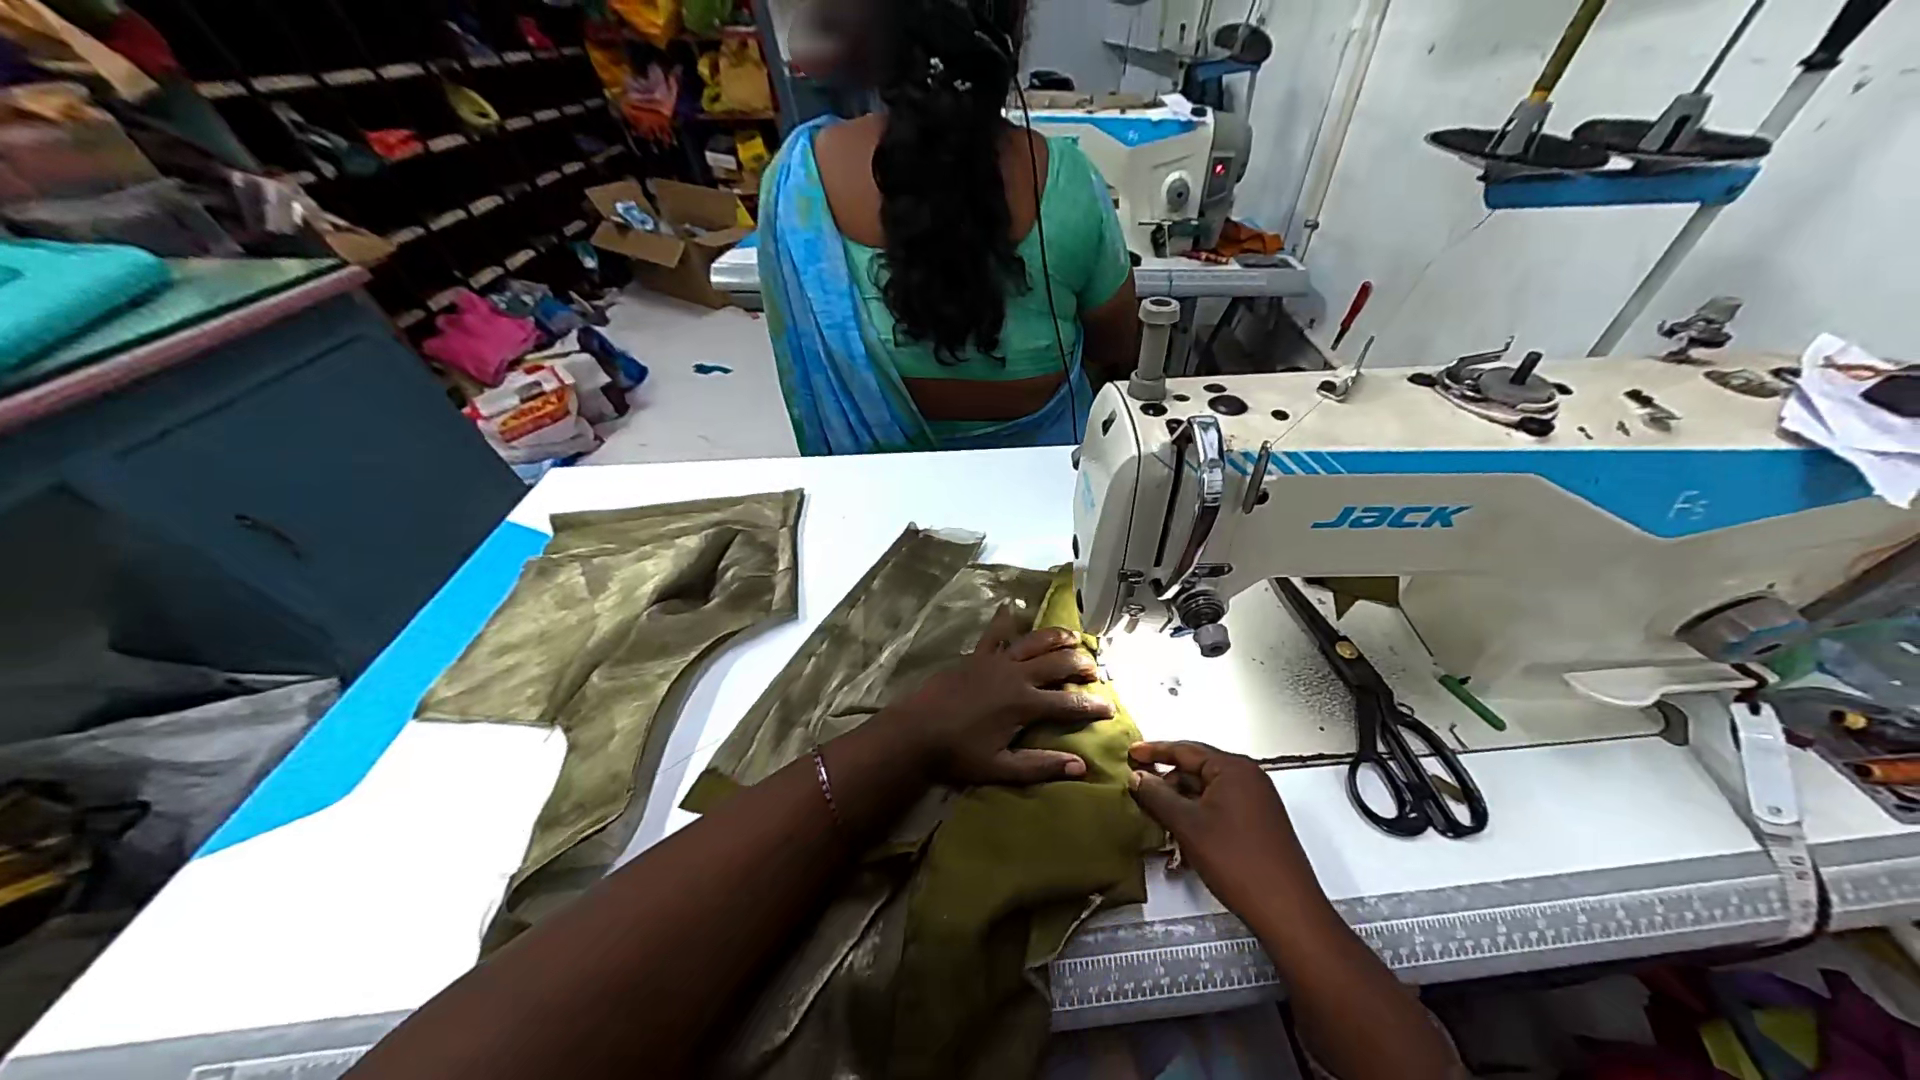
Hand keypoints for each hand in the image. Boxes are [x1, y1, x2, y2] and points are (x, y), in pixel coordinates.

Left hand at [883, 606, 1112, 785]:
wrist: (915, 731)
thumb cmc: (957, 754)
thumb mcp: (1000, 768)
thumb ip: (1041, 766)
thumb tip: (1081, 766)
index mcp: (1024, 704)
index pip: (1069, 703)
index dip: (1094, 705)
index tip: (1111, 708)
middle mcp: (1015, 676)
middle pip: (1058, 663)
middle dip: (1082, 664)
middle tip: (1095, 670)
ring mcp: (995, 661)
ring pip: (1034, 641)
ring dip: (1056, 637)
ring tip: (1073, 637)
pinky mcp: (976, 655)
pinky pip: (995, 632)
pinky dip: (1006, 619)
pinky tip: (1013, 607)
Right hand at [1127, 741, 1322, 919]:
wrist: (1286, 909)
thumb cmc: (1235, 859)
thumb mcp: (1187, 825)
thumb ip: (1157, 796)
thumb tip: (1136, 777)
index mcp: (1233, 768)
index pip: (1185, 749)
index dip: (1154, 751)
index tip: (1130, 753)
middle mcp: (1248, 778)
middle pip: (1196, 770)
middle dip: (1166, 782)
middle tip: (1139, 791)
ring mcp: (1256, 801)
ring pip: (1206, 792)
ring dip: (1180, 803)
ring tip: (1156, 818)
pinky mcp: (1258, 823)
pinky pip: (1219, 809)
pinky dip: (1197, 817)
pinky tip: (1182, 837)